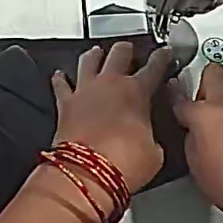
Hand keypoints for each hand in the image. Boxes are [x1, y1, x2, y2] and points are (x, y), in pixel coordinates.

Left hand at [51, 42, 174, 191]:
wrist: (87, 173)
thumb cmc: (123, 163)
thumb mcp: (155, 153)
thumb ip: (153, 138)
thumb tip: (150, 141)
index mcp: (137, 92)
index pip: (154, 67)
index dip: (161, 57)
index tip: (164, 53)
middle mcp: (110, 84)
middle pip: (119, 53)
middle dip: (126, 49)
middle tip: (129, 48)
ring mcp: (85, 91)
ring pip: (89, 60)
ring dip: (95, 55)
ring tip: (97, 52)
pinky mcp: (65, 104)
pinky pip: (61, 84)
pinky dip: (60, 78)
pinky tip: (59, 74)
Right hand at [169, 64, 222, 222]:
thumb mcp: (196, 166)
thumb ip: (188, 138)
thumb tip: (190, 131)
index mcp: (206, 113)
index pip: (181, 96)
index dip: (173, 97)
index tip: (170, 99)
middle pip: (213, 74)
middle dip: (200, 84)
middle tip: (192, 103)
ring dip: (218, 107)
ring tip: (211, 135)